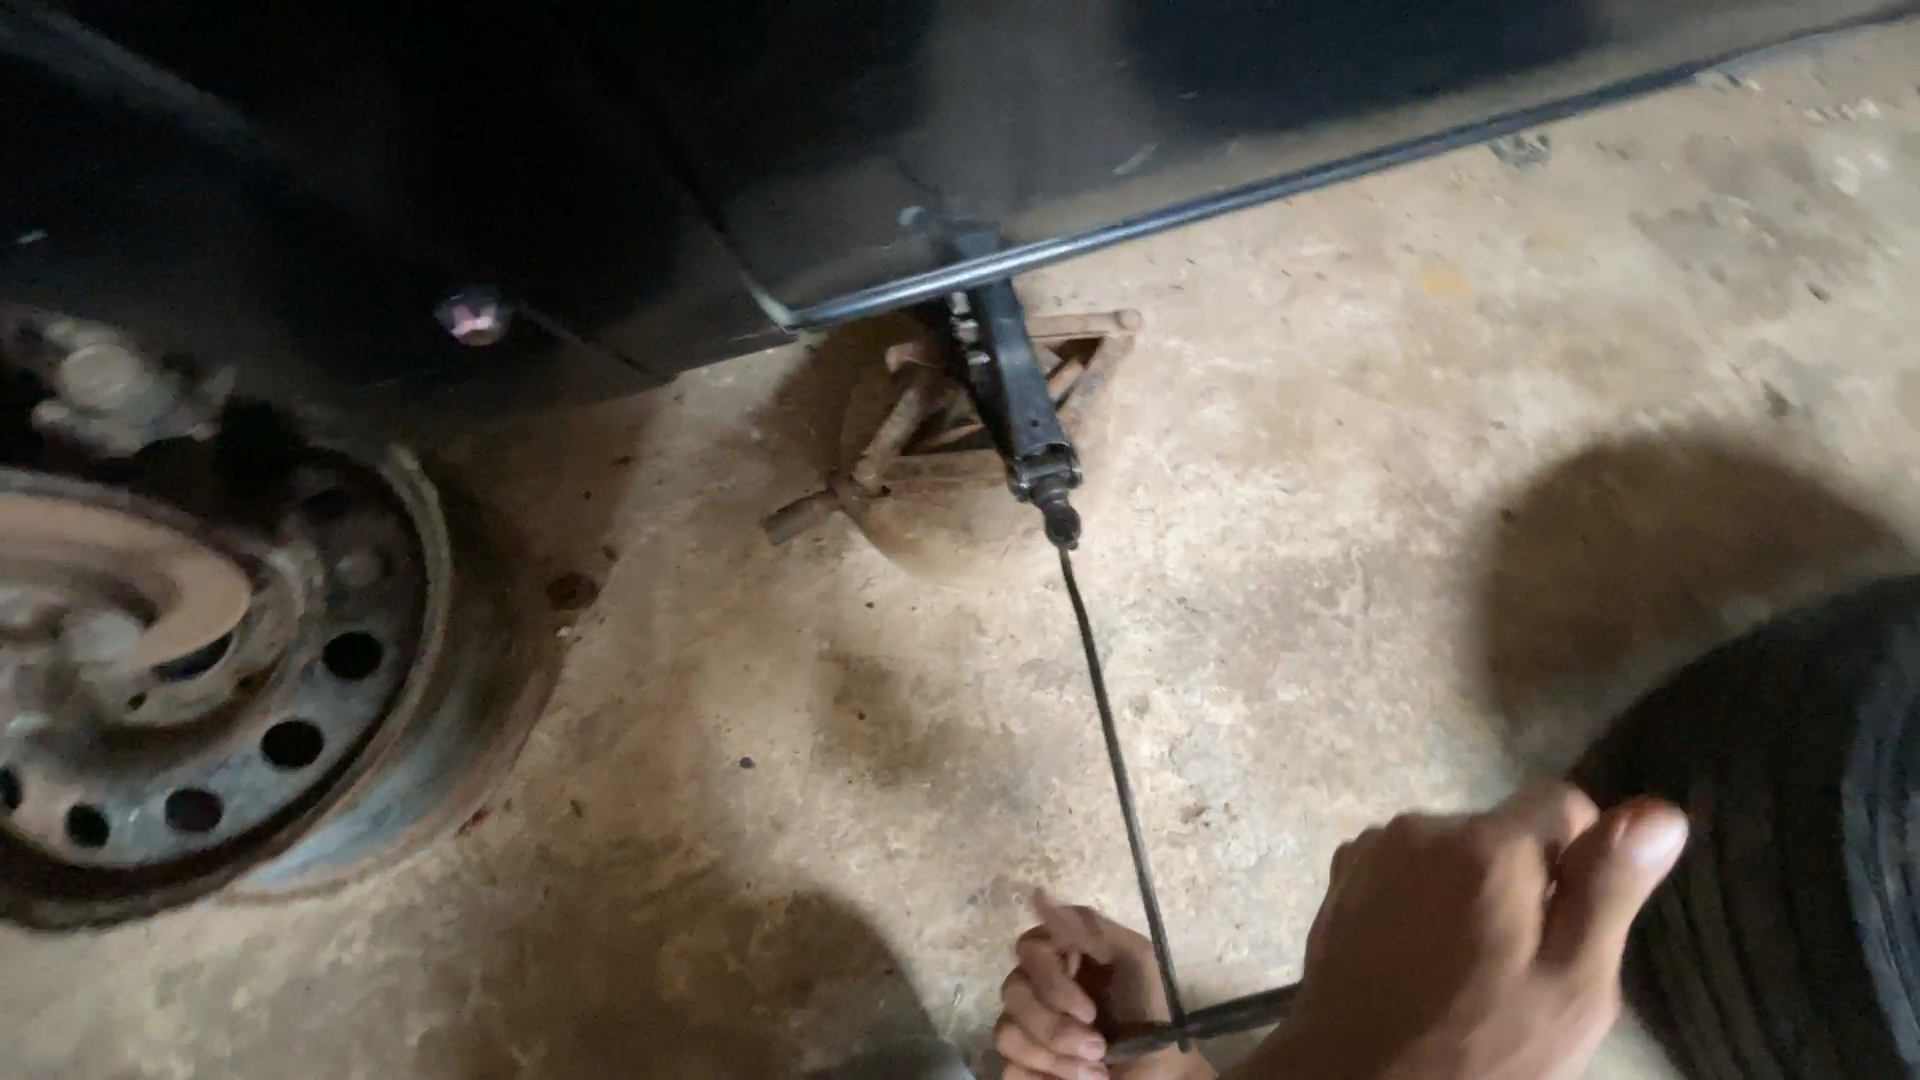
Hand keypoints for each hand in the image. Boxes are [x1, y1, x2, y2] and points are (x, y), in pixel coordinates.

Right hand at [995, 891, 1214, 1079]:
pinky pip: (1009, 1071)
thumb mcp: (1135, 957)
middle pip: (1012, 993)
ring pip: (1007, 1034)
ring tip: (1096, 1072)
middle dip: (1056, 1029)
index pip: (1028, 951)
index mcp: (1058, 951)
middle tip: (1098, 1048)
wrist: (1162, 1069)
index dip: (1053, 985)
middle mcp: (1034, 983)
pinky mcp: (1025, 1065)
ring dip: (1055, 1060)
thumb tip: (1037, 893)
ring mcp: (1025, 1025)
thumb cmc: (1151, 1007)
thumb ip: (1090, 926)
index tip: (1090, 1012)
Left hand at [1236, 783, 1687, 1079]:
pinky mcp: (1343, 869)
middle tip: (1518, 958)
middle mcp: (1420, 825)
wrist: (1360, 1068)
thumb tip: (1659, 812)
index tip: (1573, 911)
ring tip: (1464, 963)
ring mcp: (1372, 845)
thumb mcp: (1571, 981)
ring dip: (1467, 887)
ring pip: (1449, 848)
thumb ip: (1607, 888)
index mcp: (1484, 845)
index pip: (1557, 800)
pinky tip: (1418, 951)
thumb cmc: (1484, 1041)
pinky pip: (1404, 864)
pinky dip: (1420, 893)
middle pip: (1499, 829)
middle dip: (1522, 878)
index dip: (1582, 849)